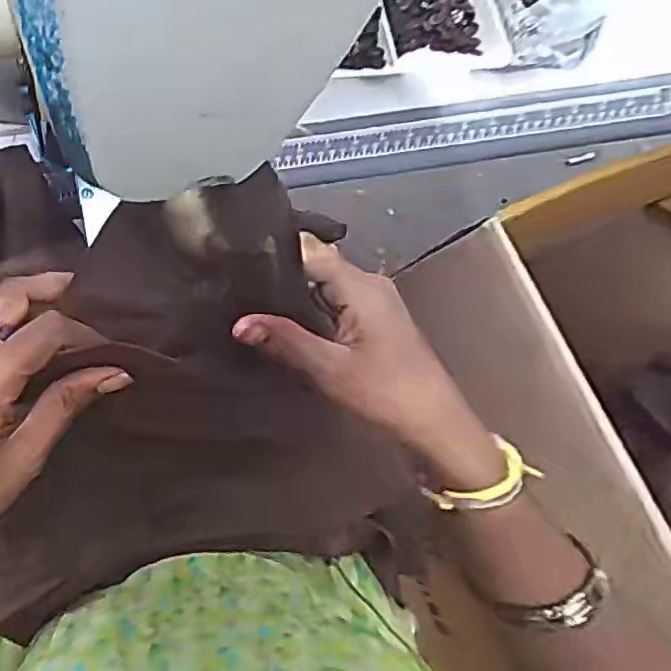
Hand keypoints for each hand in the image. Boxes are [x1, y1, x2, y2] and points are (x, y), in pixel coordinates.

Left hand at [0, 273, 130, 603]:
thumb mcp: (27, 453)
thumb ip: (66, 402)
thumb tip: (114, 372)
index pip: (42, 330)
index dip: (81, 331)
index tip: (108, 348)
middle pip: (6, 296)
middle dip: (49, 286)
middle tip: (88, 293)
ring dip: (29, 299)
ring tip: (69, 309)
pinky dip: (9, 317)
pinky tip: (35, 332)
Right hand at [233, 233, 502, 486]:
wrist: (434, 421)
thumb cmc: (387, 392)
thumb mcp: (328, 367)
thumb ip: (284, 340)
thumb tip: (240, 324)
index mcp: (361, 286)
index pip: (310, 250)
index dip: (275, 251)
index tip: (239, 259)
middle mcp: (369, 283)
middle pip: (315, 262)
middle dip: (279, 272)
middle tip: (236, 283)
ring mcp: (373, 299)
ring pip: (322, 281)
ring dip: (292, 291)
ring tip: (250, 299)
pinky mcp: (372, 317)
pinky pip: (332, 298)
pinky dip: (308, 305)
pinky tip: (284, 320)